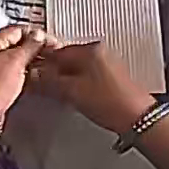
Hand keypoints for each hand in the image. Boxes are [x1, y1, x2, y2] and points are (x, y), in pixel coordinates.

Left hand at [0, 24, 48, 114]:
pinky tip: (34, 75)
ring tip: (45, 64)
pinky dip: (23, 71)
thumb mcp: (16, 60)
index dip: (36, 34)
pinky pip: (12, 70)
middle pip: (16, 43)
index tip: (50, 41)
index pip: (18, 30)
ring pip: (15, 57)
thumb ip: (30, 46)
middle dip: (34, 48)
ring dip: (30, 60)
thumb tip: (38, 35)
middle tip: (49, 53)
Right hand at [29, 41, 155, 132]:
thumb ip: (49, 81)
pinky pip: (85, 75)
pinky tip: (73, 96)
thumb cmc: (112, 103)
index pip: (56, 52)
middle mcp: (99, 53)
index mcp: (90, 50)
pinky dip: (75, 84)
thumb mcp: (71, 91)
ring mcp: (105, 64)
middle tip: (40, 85)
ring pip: (75, 68)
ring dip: (63, 79)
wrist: (137, 118)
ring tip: (57, 93)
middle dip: (52, 72)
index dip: (41, 64)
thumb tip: (34, 75)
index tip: (31, 74)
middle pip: (65, 59)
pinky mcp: (109, 77)